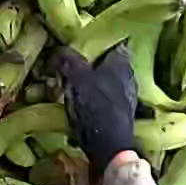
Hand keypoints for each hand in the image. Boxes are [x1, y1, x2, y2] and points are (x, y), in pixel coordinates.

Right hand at [55, 45, 137, 176]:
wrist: (109, 146)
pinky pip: (104, 93)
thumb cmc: (95, 107)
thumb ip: (67, 60)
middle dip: (90, 59)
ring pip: (105, 77)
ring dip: (90, 77)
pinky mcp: (120, 110)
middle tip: (68, 61)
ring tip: (69, 80)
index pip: (113, 40)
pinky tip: (79, 98)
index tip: (78, 40)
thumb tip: (57, 51)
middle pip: (107, 59)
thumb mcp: (76, 78)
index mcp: (120, 62)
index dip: (96, 38)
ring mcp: (126, 94)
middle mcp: (128, 75)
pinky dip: (92, 93)